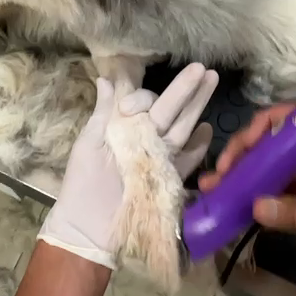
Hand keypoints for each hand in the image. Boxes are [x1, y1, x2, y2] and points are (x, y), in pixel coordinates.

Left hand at [38, 64, 218, 268]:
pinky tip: (207, 129)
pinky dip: (198, 148)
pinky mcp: (168, 181)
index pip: (142, 103)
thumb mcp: (89, 143)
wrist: (88, 228)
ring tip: (211, 83)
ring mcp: (159, 159)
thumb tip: (106, 79)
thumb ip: (103, 112)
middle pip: (170, 110)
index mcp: (125, 127)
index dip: (140, 97)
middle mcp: (146, 139)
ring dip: (197, 107)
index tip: (128, 107)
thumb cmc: (84, 184)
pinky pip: (186, 161)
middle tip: (203, 68)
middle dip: (186, 89)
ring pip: (182, 128)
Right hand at [200, 106, 295, 289]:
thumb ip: (291, 212)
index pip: (291, 120)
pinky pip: (279, 189)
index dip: (262, 127)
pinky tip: (236, 206)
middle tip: (219, 175)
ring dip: (247, 176)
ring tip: (216, 188)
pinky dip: (259, 195)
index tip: (241, 149)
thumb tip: (252, 206)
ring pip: (274, 167)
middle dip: (245, 155)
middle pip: (276, 143)